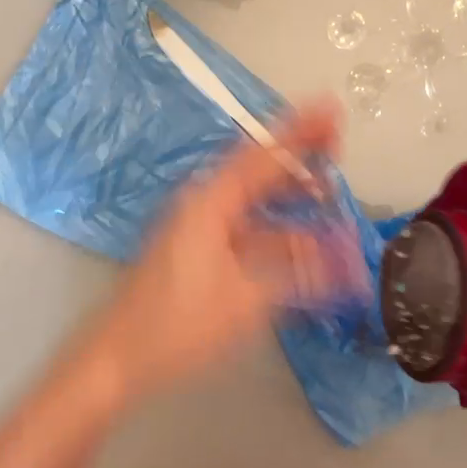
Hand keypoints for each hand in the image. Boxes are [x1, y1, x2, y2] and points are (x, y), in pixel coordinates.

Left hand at [86, 100, 367, 399]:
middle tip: (339, 147)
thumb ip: (301, 276)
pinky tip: (304, 241)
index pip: (263, 154)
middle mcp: (204, 205)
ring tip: (330, 194)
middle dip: (300, 160)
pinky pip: (247, 229)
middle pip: (259, 172)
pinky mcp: (199, 253)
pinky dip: (277, 231)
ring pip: (255, 203)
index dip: (300, 130)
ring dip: (291, 200)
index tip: (333, 108)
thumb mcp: (246, 302)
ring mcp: (199, 229)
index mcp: (210, 203)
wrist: (118, 358)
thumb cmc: (177, 326)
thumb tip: (349, 262)